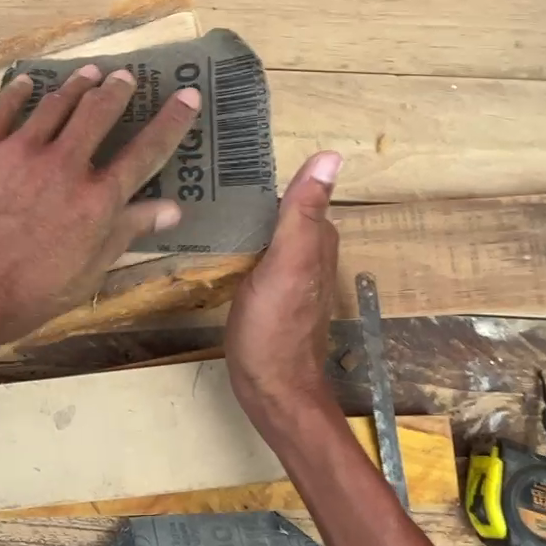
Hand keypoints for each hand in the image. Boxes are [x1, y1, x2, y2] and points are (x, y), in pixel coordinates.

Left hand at [0, 64, 200, 355]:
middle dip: (117, 91)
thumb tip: (170, 209)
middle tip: (126, 77)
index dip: (170, 122)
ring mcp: (17, 154)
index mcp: (95, 201)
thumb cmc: (20, 300)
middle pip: (98, 114)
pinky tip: (26, 83)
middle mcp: (62, 166)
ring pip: (54, 105)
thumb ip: (124, 236)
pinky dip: (17, 92)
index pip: (144, 152)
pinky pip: (1, 111)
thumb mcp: (82, 278)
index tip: (188, 97)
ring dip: (76, 86)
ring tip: (89, 73)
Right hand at [224, 152, 343, 425]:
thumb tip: (330, 156)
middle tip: (216, 177)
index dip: (278, 177)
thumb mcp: (285, 265)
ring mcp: (289, 281)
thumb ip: (302, 214)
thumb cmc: (274, 329)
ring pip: (273, 237)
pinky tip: (224, 249)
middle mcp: (308, 259)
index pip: (302, 196)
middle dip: (261, 195)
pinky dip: (244, 247)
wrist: (270, 389)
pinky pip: (259, 259)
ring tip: (215, 206)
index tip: (238, 158)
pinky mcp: (271, 299)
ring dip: (251, 221)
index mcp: (314, 244)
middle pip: (288, 215)